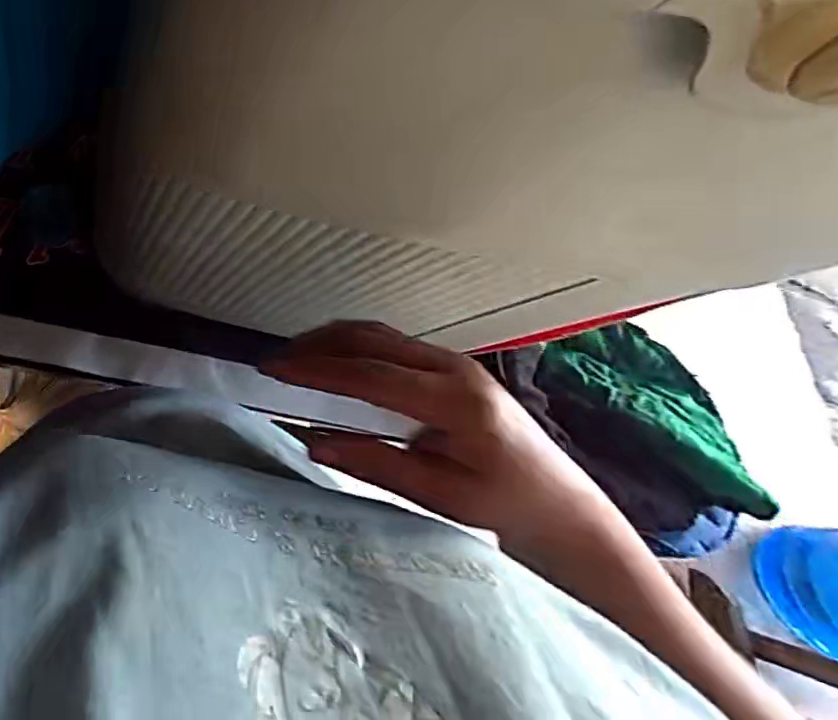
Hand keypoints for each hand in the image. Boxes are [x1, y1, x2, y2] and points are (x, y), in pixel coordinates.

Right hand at [261, 321, 633, 563]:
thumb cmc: (508, 505)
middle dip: (314, 346)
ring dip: (329, 340)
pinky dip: (349, 344)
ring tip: (293, 358)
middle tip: (276, 362)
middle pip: (367, 339)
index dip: (315, 370)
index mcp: (455, 401)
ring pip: (375, 333)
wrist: (561, 505)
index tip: (276, 369)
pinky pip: (387, 341)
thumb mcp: (440, 494)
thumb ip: (374, 463)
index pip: (368, 374)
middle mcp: (453, 368)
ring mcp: (451, 361)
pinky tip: (329, 358)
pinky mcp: (446, 364)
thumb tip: (314, 445)